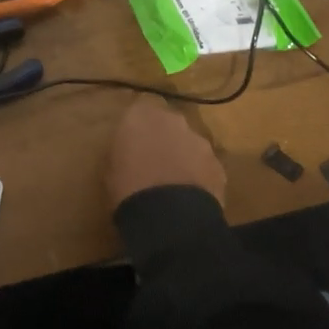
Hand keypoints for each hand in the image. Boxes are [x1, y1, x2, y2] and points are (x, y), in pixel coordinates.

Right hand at [105, 98, 227, 208]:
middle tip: (153, 162)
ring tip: (173, 183)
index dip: (136, 129)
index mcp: (140, 115)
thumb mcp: (110, 167)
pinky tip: (189, 197)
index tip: (132, 145)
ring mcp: (199, 141)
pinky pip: (204, 166)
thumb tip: (128, 153)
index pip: (138, 112)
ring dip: (182, 156)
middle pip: (167, 124)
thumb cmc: (127, 188)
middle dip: (162, 139)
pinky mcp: (218, 165)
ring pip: (188, 144)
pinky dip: (198, 176)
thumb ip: (122, 151)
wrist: (169, 216)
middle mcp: (172, 120)